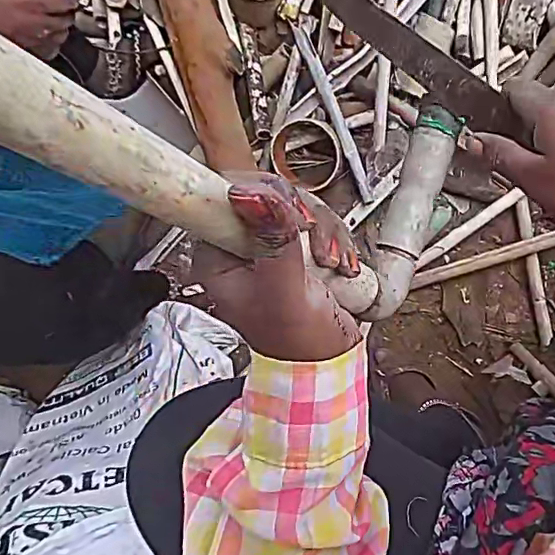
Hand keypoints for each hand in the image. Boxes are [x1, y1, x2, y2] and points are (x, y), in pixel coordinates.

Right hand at [0, 0, 78, 58]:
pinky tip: (39, 37)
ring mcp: (36, 44)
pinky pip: (50, 51)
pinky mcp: (30, 57)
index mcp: (30, 4)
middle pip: (67, 20)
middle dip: (66, 12)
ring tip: (47, 21)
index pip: (64, 0)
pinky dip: (50, 44)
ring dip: (59, 28)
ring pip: (62, 37)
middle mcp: (38, 26)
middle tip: (58, 6)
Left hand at [193, 173, 361, 362]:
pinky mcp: (293, 247)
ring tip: (330, 261)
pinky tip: (338, 264)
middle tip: (313, 241)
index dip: (263, 194)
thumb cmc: (297, 339)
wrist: (327, 361)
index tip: (292, 214)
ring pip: (296, 205)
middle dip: (302, 215)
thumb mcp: (282, 287)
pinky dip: (333, 238)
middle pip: (267, 194)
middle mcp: (238, 248)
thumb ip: (271, 238)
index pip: (226, 196)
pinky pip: (315, 221)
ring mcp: (267, 246)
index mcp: (216, 257)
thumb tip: (249, 193)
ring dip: (324, 230)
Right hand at [463, 80, 554, 228]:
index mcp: (550, 108)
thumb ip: (499, 154)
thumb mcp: (531, 177)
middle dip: (522, 127)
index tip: (496, 132)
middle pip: (535, 102)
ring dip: (546, 134)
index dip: (498, 109)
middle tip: (521, 160)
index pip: (512, 88)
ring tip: (549, 168)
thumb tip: (474, 141)